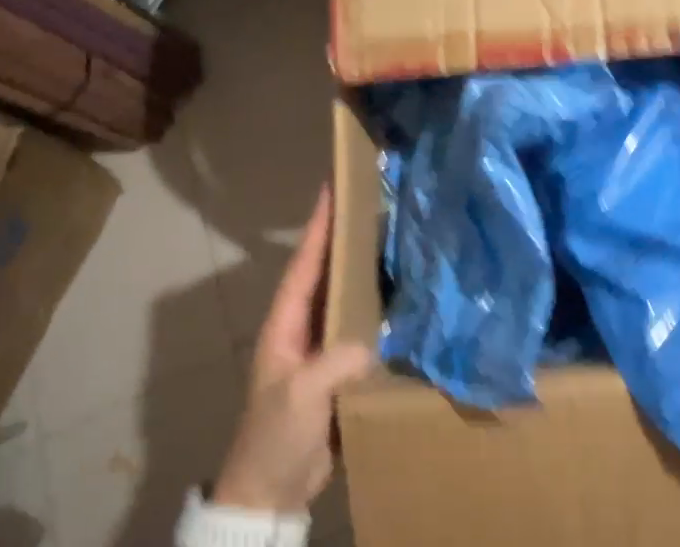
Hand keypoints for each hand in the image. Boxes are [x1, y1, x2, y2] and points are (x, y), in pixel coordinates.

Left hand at [213, 187, 375, 512]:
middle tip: (377, 205)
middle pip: (327, 274)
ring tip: (398, 239)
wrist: (272, 489)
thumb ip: (336, 360)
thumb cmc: (276, 434)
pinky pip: (363, 330)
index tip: (333, 189)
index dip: (318, 228)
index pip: (304, 266)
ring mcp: (322, 351)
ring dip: (367, 272)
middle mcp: (304, 329)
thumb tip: (374, 340)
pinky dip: (382, 311)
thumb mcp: (302, 393)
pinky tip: (407, 297)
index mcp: (285, 326)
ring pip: (347, 299)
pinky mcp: (341, 373)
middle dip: (347, 240)